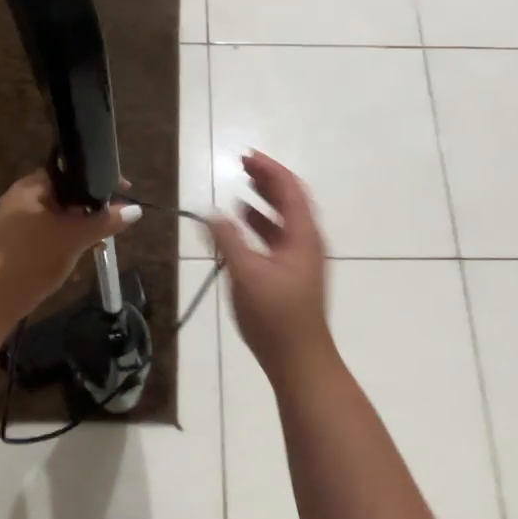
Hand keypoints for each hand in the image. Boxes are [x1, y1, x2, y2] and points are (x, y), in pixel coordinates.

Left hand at [0, 170, 138, 320]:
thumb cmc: (35, 258)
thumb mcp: (75, 237)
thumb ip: (105, 221)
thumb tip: (136, 211)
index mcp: (29, 188)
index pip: (67, 171)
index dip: (96, 178)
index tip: (120, 190)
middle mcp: (19, 201)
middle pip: (64, 195)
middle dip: (90, 207)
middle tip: (113, 218)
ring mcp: (15, 224)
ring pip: (57, 217)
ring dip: (80, 227)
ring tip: (101, 241)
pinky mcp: (16, 246)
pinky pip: (48, 234)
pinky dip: (66, 240)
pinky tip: (82, 256)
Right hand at [208, 152, 333, 383]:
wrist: (300, 361)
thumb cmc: (276, 317)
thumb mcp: (246, 274)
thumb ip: (227, 240)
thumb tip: (210, 213)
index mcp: (303, 236)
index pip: (289, 189)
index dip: (269, 169)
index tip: (245, 156)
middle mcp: (307, 243)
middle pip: (289, 200)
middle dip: (266, 181)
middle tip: (241, 166)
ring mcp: (302, 260)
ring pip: (284, 220)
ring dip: (263, 202)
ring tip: (240, 191)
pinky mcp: (293, 276)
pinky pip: (278, 238)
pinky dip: (260, 225)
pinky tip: (241, 229)